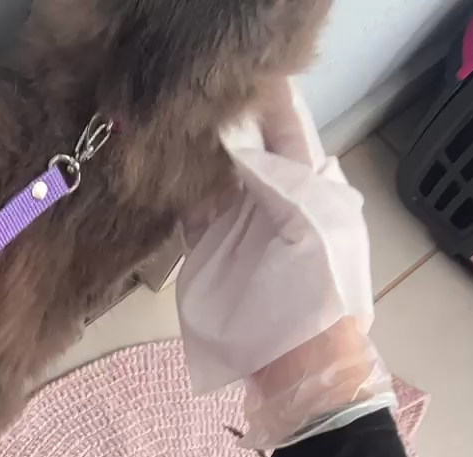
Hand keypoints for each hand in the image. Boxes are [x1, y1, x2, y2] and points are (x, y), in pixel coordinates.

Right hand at [177, 78, 393, 445]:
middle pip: (241, 146)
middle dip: (218, 121)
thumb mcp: (310, 228)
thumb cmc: (316, 298)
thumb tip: (237, 143)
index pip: (283, 125)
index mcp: (308, 184)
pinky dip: (175, 192)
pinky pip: (188, 212)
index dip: (261, 96)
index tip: (229, 71)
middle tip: (184, 96)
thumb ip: (278, 180)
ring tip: (164, 124)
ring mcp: (236, 227)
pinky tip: (157, 170)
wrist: (296, 369)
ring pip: (210, 176)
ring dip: (191, 155)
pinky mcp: (207, 254)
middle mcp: (270, 198)